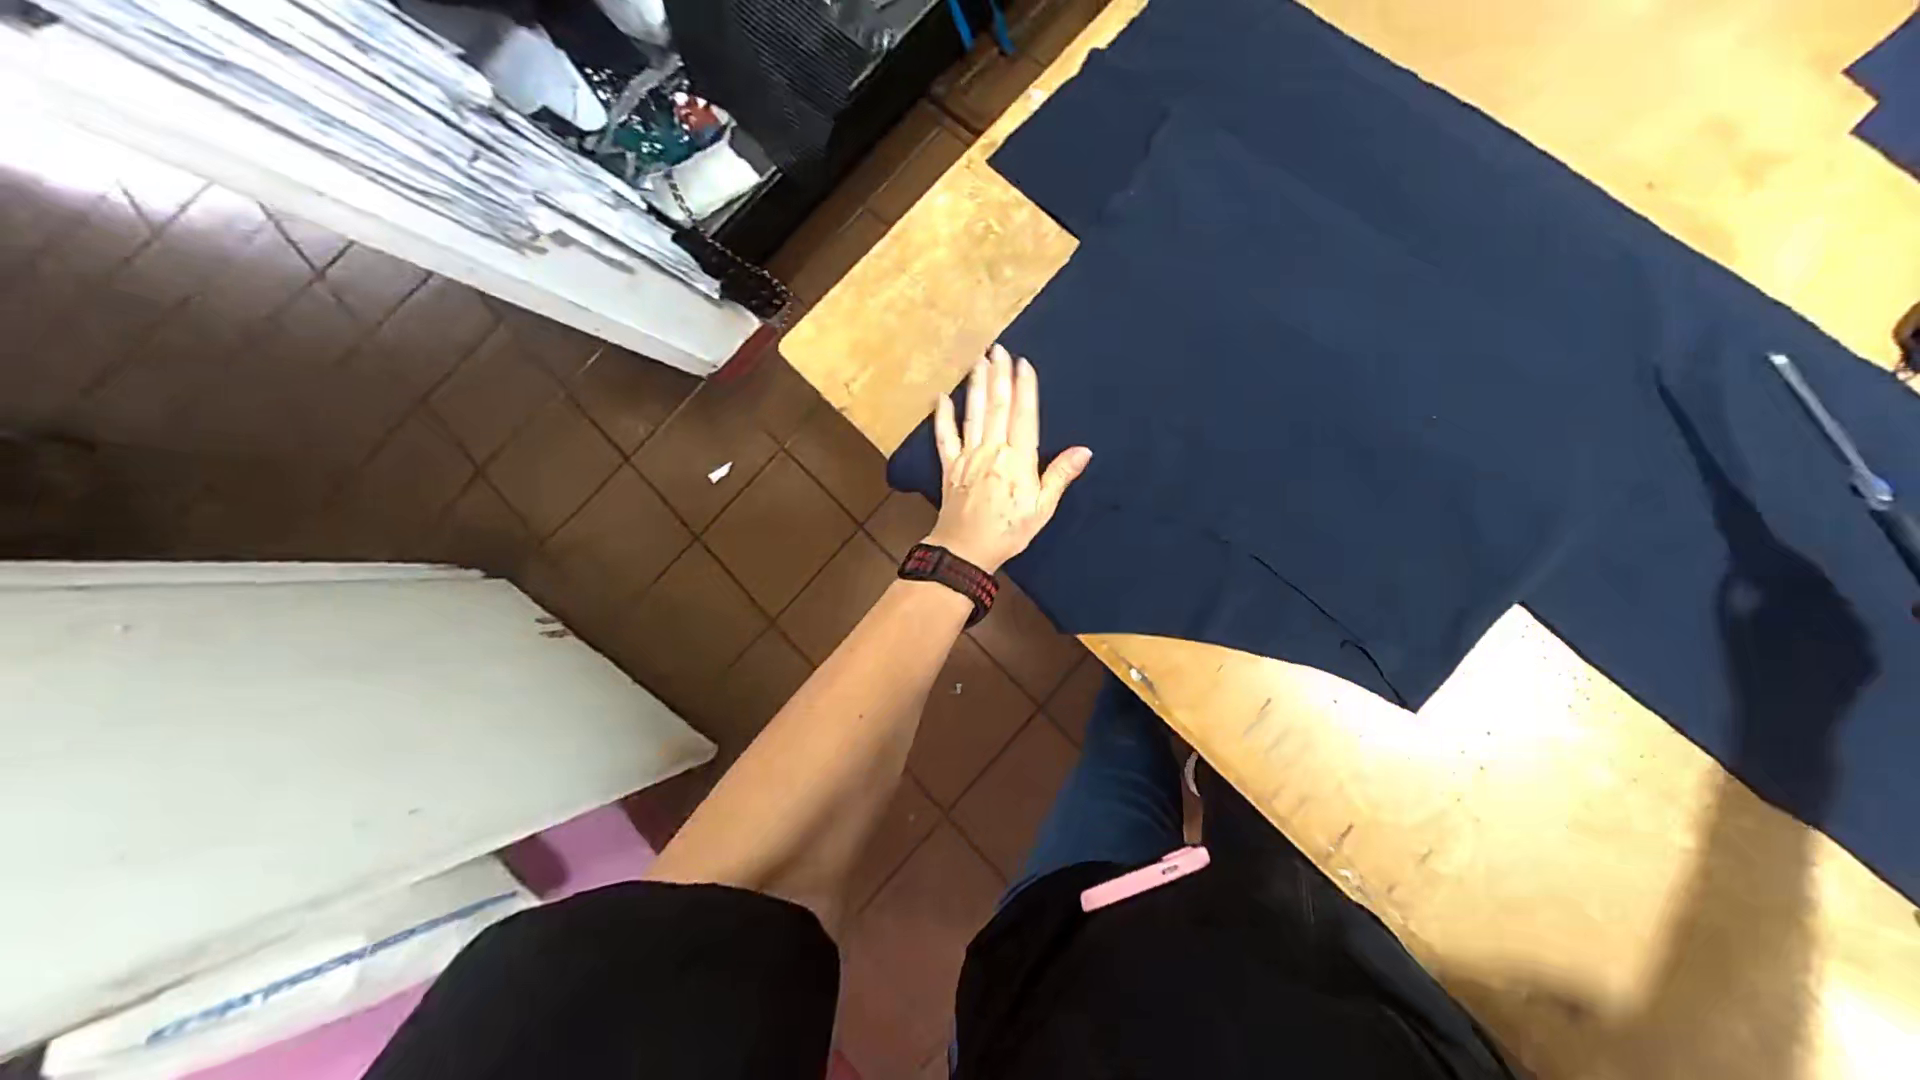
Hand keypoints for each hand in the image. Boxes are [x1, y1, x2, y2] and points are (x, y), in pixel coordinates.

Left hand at [922, 344, 1091, 573]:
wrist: (966, 550)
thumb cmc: (1008, 531)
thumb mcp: (1042, 508)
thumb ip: (1059, 476)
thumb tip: (1083, 451)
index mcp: (1018, 460)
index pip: (1023, 415)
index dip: (1025, 387)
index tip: (1023, 363)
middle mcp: (992, 451)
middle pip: (997, 406)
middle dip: (999, 375)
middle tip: (999, 349)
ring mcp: (968, 457)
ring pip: (973, 414)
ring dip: (976, 386)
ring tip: (978, 361)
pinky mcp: (950, 467)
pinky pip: (945, 437)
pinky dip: (943, 416)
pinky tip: (942, 398)